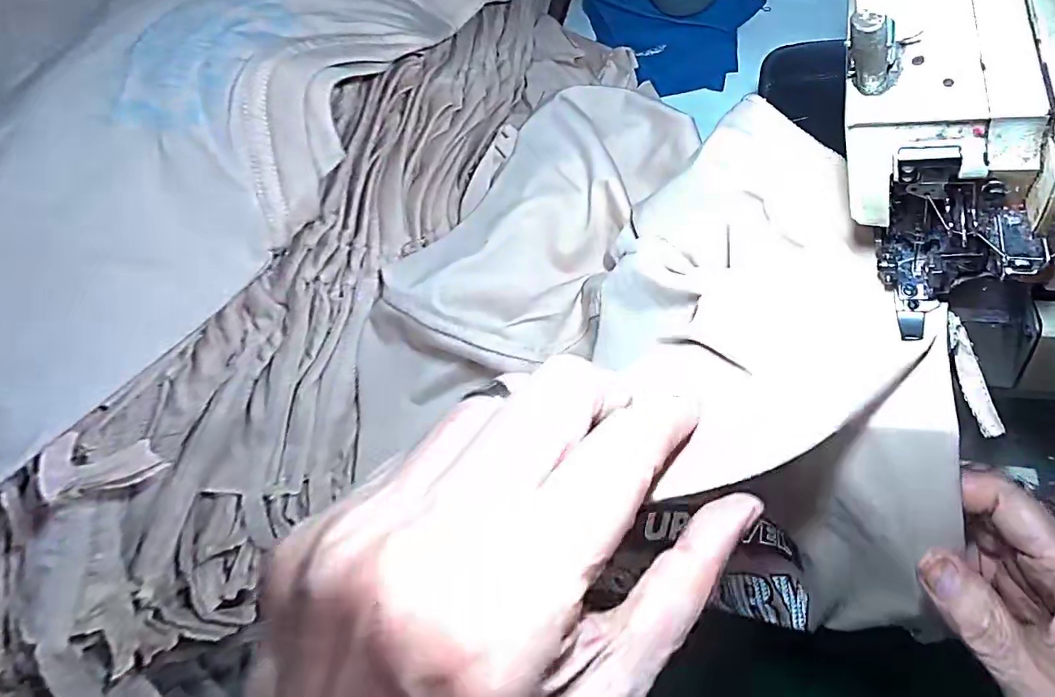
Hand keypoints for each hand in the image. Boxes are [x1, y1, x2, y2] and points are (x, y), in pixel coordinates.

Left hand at [258, 356, 762, 696]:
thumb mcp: (603, 695)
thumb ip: (680, 590)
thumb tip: (741, 505)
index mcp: (508, 601)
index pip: (620, 445)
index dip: (669, 415)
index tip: (684, 417)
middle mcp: (425, 545)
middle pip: (555, 388)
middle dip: (607, 402)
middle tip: (622, 441)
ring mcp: (357, 530)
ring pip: (490, 404)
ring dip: (535, 429)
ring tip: (546, 479)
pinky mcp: (314, 529)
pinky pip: (424, 448)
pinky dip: (470, 463)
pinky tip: (472, 515)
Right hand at [919, 470, 1054, 696]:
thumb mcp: (1038, 678)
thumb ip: (982, 622)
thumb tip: (928, 561)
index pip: (1012, 501)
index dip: (964, 489)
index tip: (916, 491)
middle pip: (997, 517)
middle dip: (951, 515)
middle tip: (903, 516)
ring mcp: (1048, 586)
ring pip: (987, 544)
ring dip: (950, 544)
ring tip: (907, 540)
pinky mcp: (1033, 609)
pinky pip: (987, 575)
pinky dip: (958, 574)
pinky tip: (930, 576)